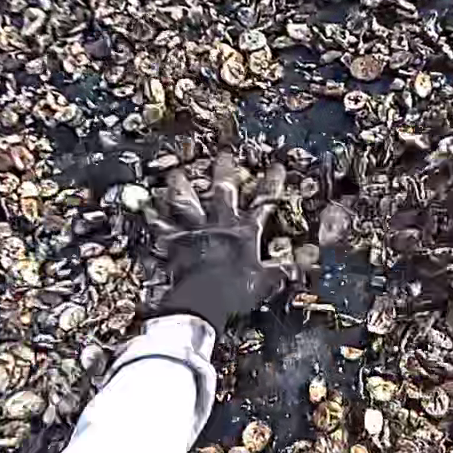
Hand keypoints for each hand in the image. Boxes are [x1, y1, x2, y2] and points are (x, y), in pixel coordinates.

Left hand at [146, 153, 314, 332]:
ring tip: (177, 172)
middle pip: (223, 192)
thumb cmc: (236, 291)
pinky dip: (153, 217)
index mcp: (244, 233)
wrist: (204, 300)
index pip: (263, 203)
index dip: (271, 185)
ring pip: (188, 202)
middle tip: (224, 153)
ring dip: (183, 186)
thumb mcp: (265, 281)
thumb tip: (306, 262)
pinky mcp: (175, 242)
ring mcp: (195, 231)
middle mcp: (220, 225)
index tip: (276, 167)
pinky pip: (161, 227)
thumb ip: (283, 269)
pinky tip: (146, 206)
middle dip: (225, 171)